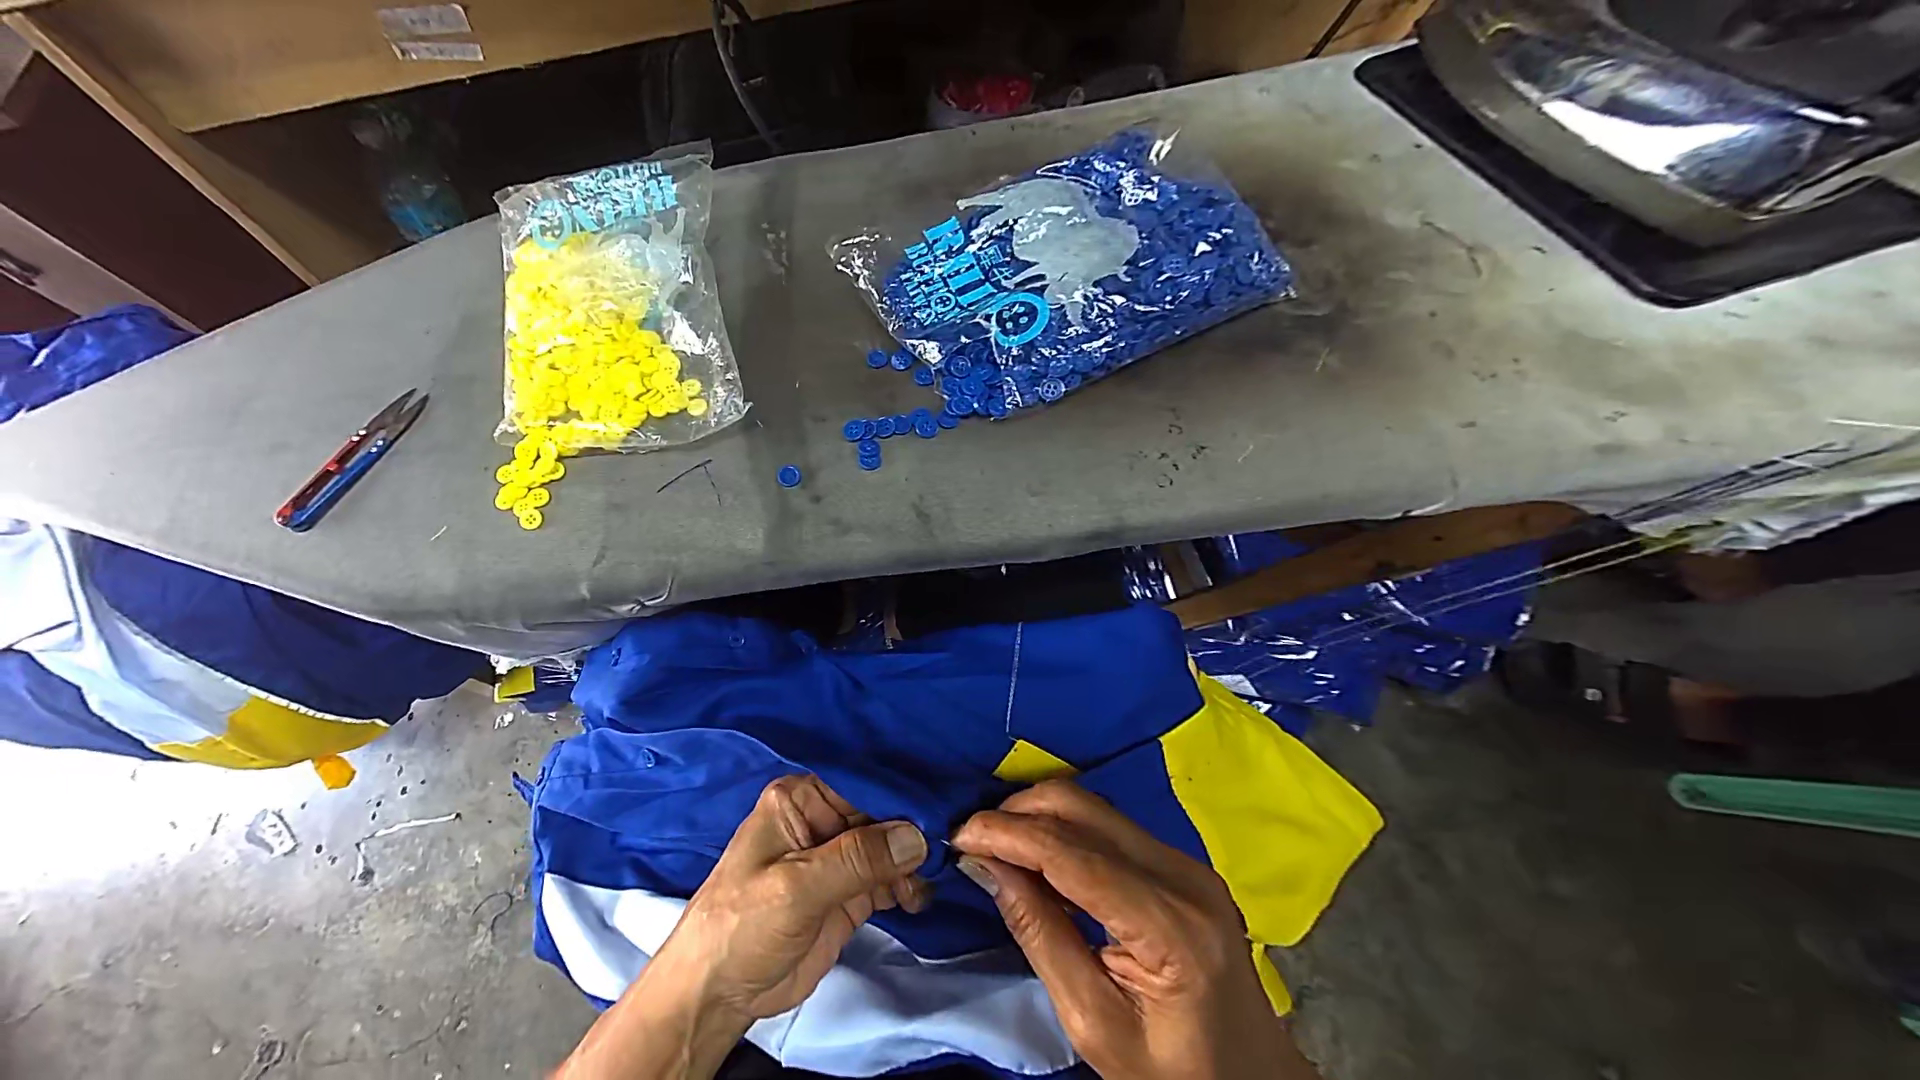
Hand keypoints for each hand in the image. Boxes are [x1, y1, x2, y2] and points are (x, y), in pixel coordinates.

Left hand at [554, 775, 929, 1079]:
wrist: (716, 996)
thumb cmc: (741, 926)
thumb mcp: (797, 887)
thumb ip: (857, 859)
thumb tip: (916, 837)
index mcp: (801, 799)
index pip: (861, 784)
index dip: (899, 794)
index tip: (940, 806)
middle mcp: (823, 820)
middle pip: (883, 813)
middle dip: (914, 828)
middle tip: (948, 844)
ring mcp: (838, 858)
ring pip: (891, 847)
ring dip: (914, 860)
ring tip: (931, 878)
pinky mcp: (850, 892)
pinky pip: (890, 879)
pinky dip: (909, 885)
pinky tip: (919, 897)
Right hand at [953, 780, 1316, 1079]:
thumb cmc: (1173, 1071)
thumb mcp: (1093, 1024)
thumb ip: (1040, 936)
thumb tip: (987, 865)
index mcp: (1171, 927)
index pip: (1073, 856)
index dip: (1009, 835)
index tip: (960, 835)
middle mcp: (1184, 876)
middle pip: (1084, 809)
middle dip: (1019, 812)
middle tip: (974, 840)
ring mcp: (1187, 863)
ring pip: (1095, 808)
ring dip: (1039, 815)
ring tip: (997, 845)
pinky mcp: (1182, 862)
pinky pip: (1110, 825)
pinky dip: (1064, 827)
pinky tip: (1038, 852)